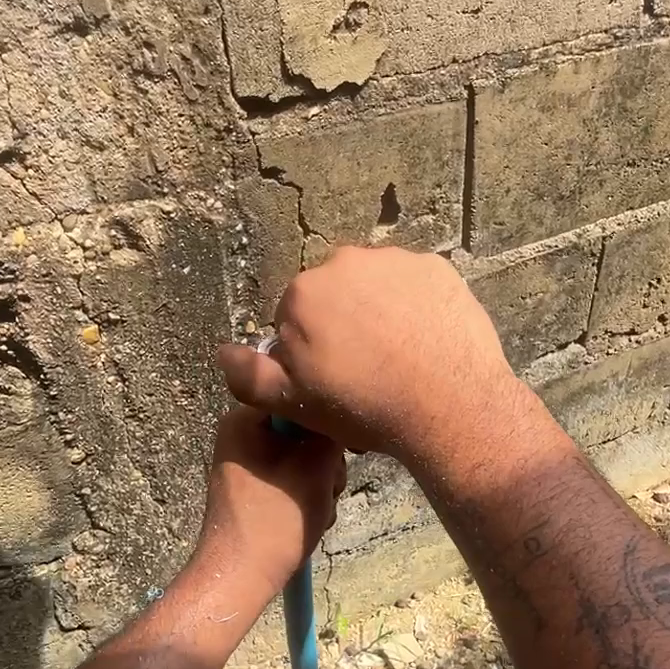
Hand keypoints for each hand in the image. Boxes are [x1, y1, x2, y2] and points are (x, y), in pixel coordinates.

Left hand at [195, 405, 346, 591]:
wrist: (240, 577)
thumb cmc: (275, 520)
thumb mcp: (315, 468)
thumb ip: (332, 431)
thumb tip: (341, 415)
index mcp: (243, 419)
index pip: (298, 397)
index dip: (327, 419)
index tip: (346, 445)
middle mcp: (240, 433)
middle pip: (303, 430)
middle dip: (325, 460)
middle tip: (329, 486)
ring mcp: (246, 462)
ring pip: (302, 457)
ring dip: (321, 482)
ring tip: (320, 508)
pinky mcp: (253, 487)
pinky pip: (291, 477)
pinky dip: (306, 495)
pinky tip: (311, 518)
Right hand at [216, 246, 521, 463]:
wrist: (447, 405)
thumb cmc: (365, 407)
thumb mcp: (295, 405)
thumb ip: (249, 377)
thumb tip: (223, 354)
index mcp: (303, 293)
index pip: (296, 319)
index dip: (312, 352)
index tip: (335, 379)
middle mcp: (345, 263)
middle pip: (335, 297)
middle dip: (344, 326)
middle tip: (368, 370)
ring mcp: (395, 261)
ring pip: (375, 287)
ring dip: (379, 312)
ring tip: (400, 358)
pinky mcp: (436, 267)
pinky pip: (415, 285)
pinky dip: (416, 306)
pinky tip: (426, 341)